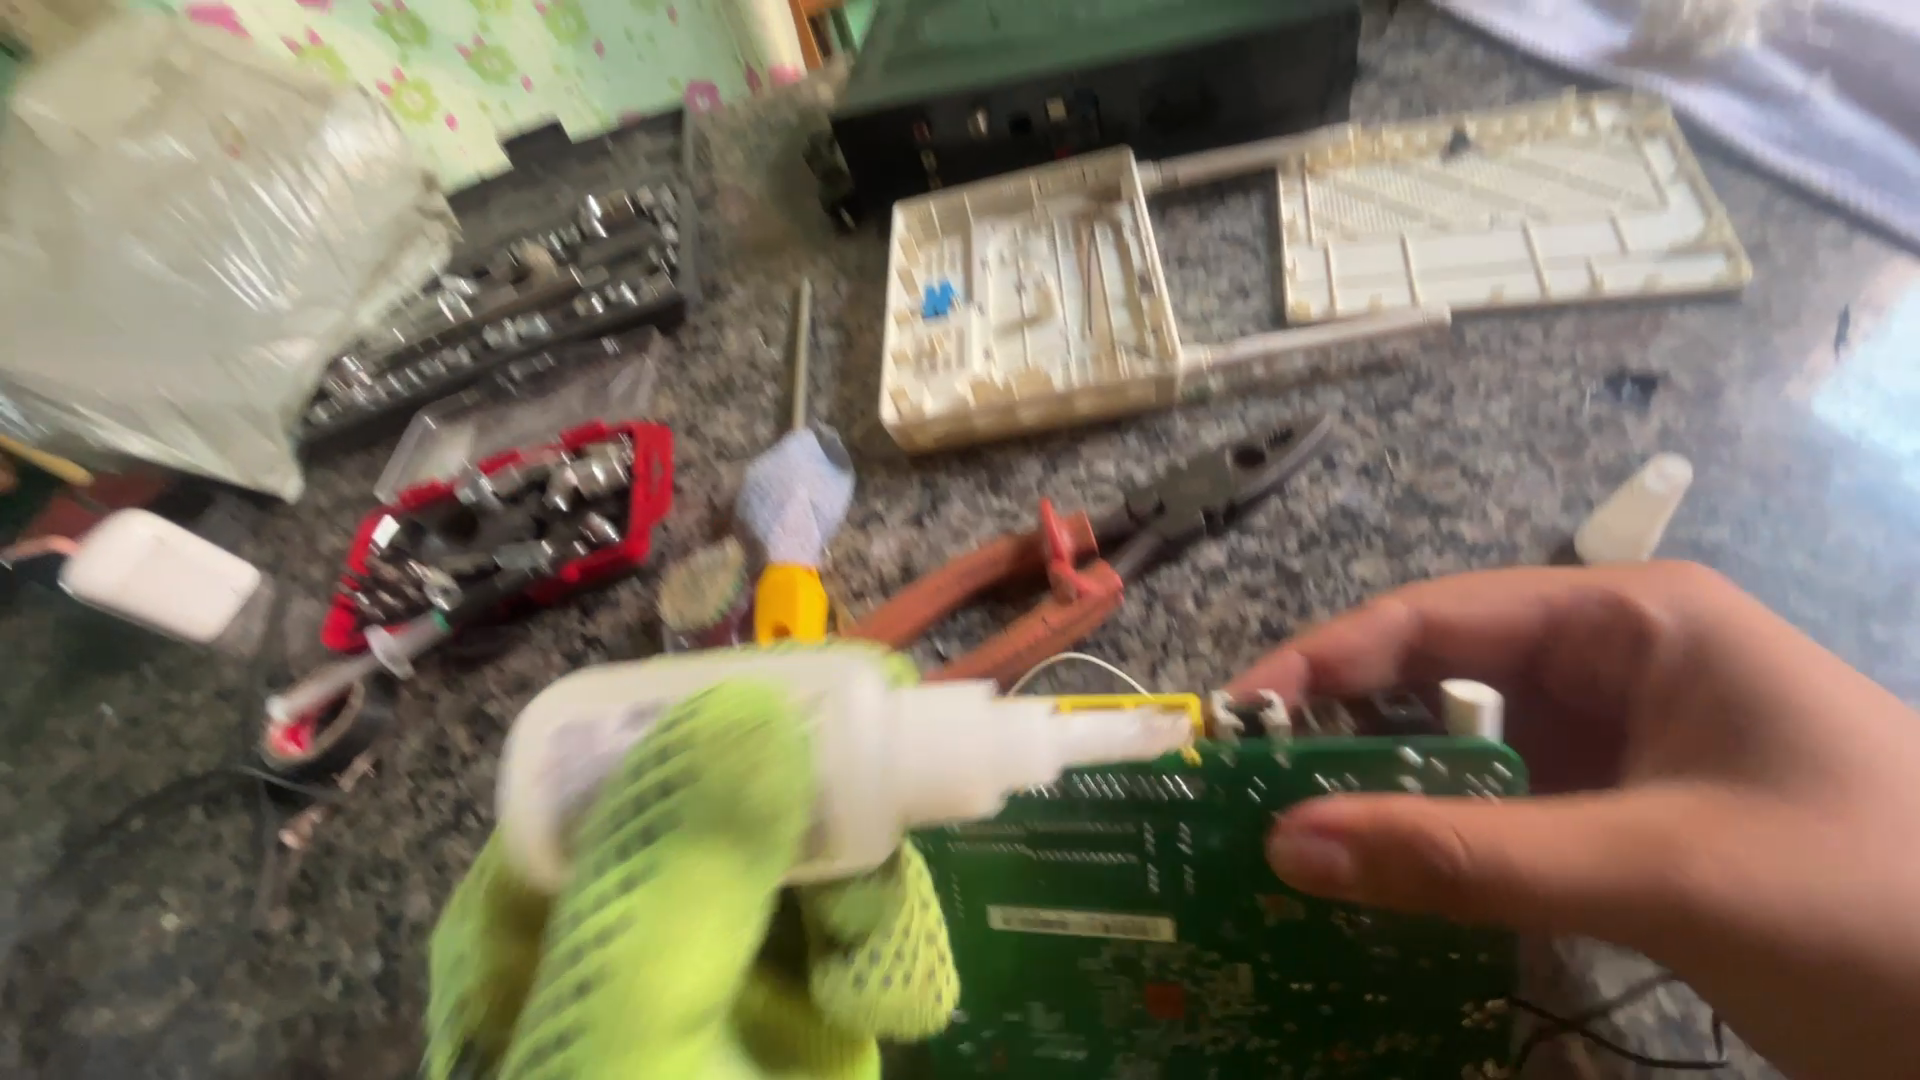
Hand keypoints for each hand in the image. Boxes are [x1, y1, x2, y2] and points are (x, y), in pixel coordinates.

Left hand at [423, 652, 957, 1079]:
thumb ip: (681, 877)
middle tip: (890, 820)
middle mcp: (648, 897)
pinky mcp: (807, 991)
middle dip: (838, 806)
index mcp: (561, 886)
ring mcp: (734, 944)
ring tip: (872, 980)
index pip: (652, 743)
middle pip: (761, 784)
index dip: (749, 704)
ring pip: (830, 845)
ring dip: (873, 895)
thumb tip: (749, 709)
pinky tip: (889, 1008)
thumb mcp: (630, 1043)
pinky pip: (869, 920)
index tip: (849, 696)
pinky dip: (893, 950)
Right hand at [1229, 562, 1919, 1079]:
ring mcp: (1597, 734)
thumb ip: (1462, 858)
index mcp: (1622, 619)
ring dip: (1371, 784)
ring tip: (1284, 821)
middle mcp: (1597, 659)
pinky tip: (1369, 861)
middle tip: (1246, 778)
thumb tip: (1284, 848)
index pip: (1431, 616)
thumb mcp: (1661, 872)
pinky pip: (1479, 801)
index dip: (1323, 659)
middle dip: (1336, 726)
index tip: (1238, 713)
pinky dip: (1419, 830)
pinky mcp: (1597, 803)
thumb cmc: (1888, 912)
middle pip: (1427, 676)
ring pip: (1446, 744)